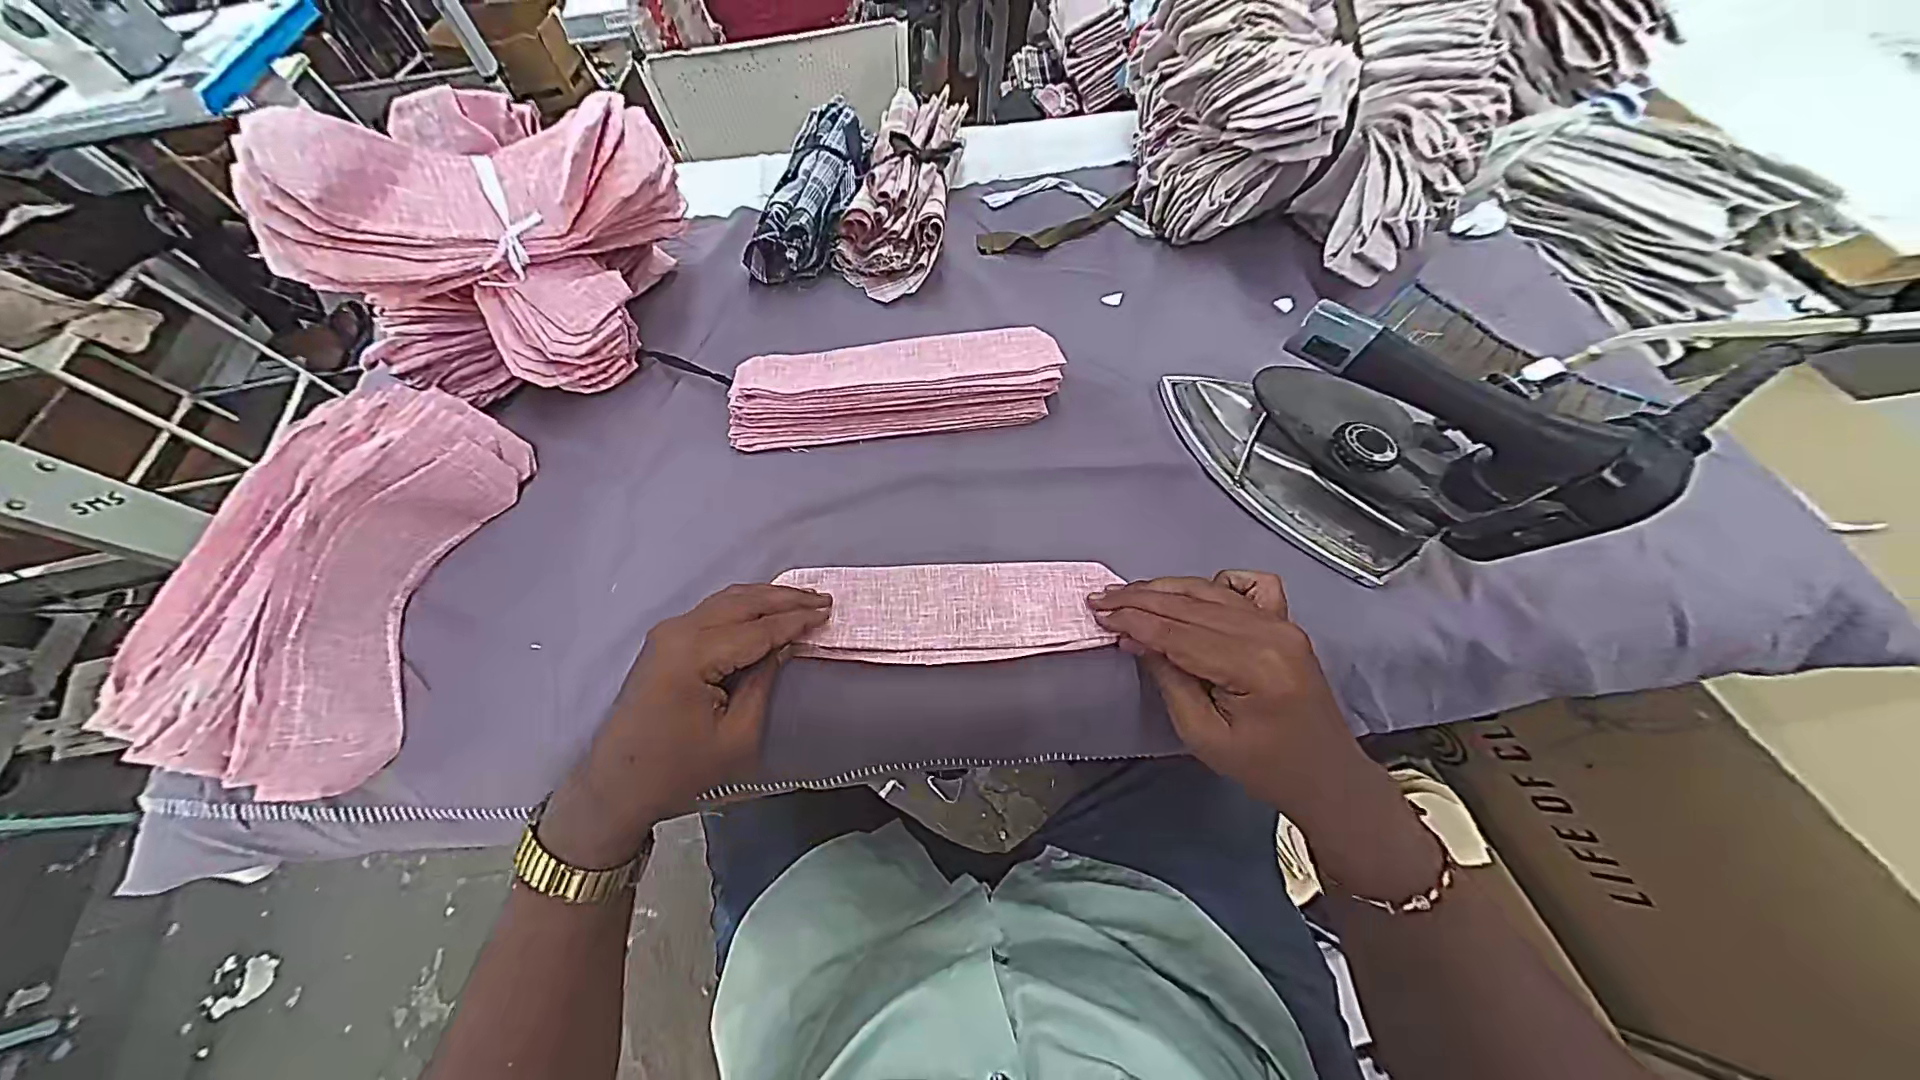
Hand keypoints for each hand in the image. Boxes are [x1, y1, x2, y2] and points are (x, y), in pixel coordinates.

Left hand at [539, 584, 830, 866]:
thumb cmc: (679, 769)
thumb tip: (785, 646)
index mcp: (694, 654)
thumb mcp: (737, 734)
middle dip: (786, 599)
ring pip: (728, 600)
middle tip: (823, 599)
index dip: (796, 621)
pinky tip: (767, 606)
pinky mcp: (666, 640)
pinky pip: (714, 610)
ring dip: (767, 597)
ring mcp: (668, 632)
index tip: (829, 613)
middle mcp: (678, 631)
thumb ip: (763, 681)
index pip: (758, 628)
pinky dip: (746, 605)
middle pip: (743, 603)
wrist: (616, 786)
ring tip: (803, 599)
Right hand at [1088, 571, 1436, 893]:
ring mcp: (1282, 623)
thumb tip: (1138, 640)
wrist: (1327, 777)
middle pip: (1190, 605)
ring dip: (1164, 589)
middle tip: (1100, 599)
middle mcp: (1271, 633)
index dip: (1133, 621)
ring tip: (1126, 593)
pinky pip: (1248, 586)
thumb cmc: (1264, 768)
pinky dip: (1216, 583)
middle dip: (1139, 600)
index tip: (1099, 613)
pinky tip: (1193, 593)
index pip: (1178, 632)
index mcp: (1254, 666)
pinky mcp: (1286, 623)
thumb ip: (1170, 680)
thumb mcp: (1203, 736)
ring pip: (1210, 591)